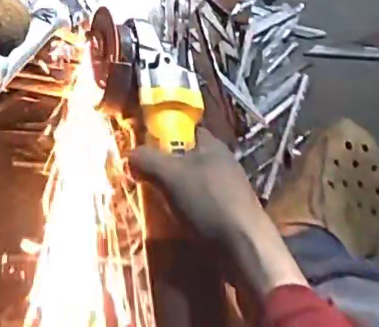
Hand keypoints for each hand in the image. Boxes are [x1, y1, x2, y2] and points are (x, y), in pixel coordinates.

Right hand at [131, 132, 307, 295]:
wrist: (248, 251)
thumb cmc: (208, 201)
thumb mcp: (168, 175)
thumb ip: (146, 159)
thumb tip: (130, 155)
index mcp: (211, 144)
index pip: (184, 128)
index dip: (163, 134)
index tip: (146, 146)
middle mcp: (223, 161)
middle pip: (188, 156)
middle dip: (168, 166)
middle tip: (148, 177)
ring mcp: (231, 189)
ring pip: (196, 182)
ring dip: (178, 191)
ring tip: (160, 203)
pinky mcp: (234, 214)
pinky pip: (205, 205)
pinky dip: (191, 211)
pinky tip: (180, 222)